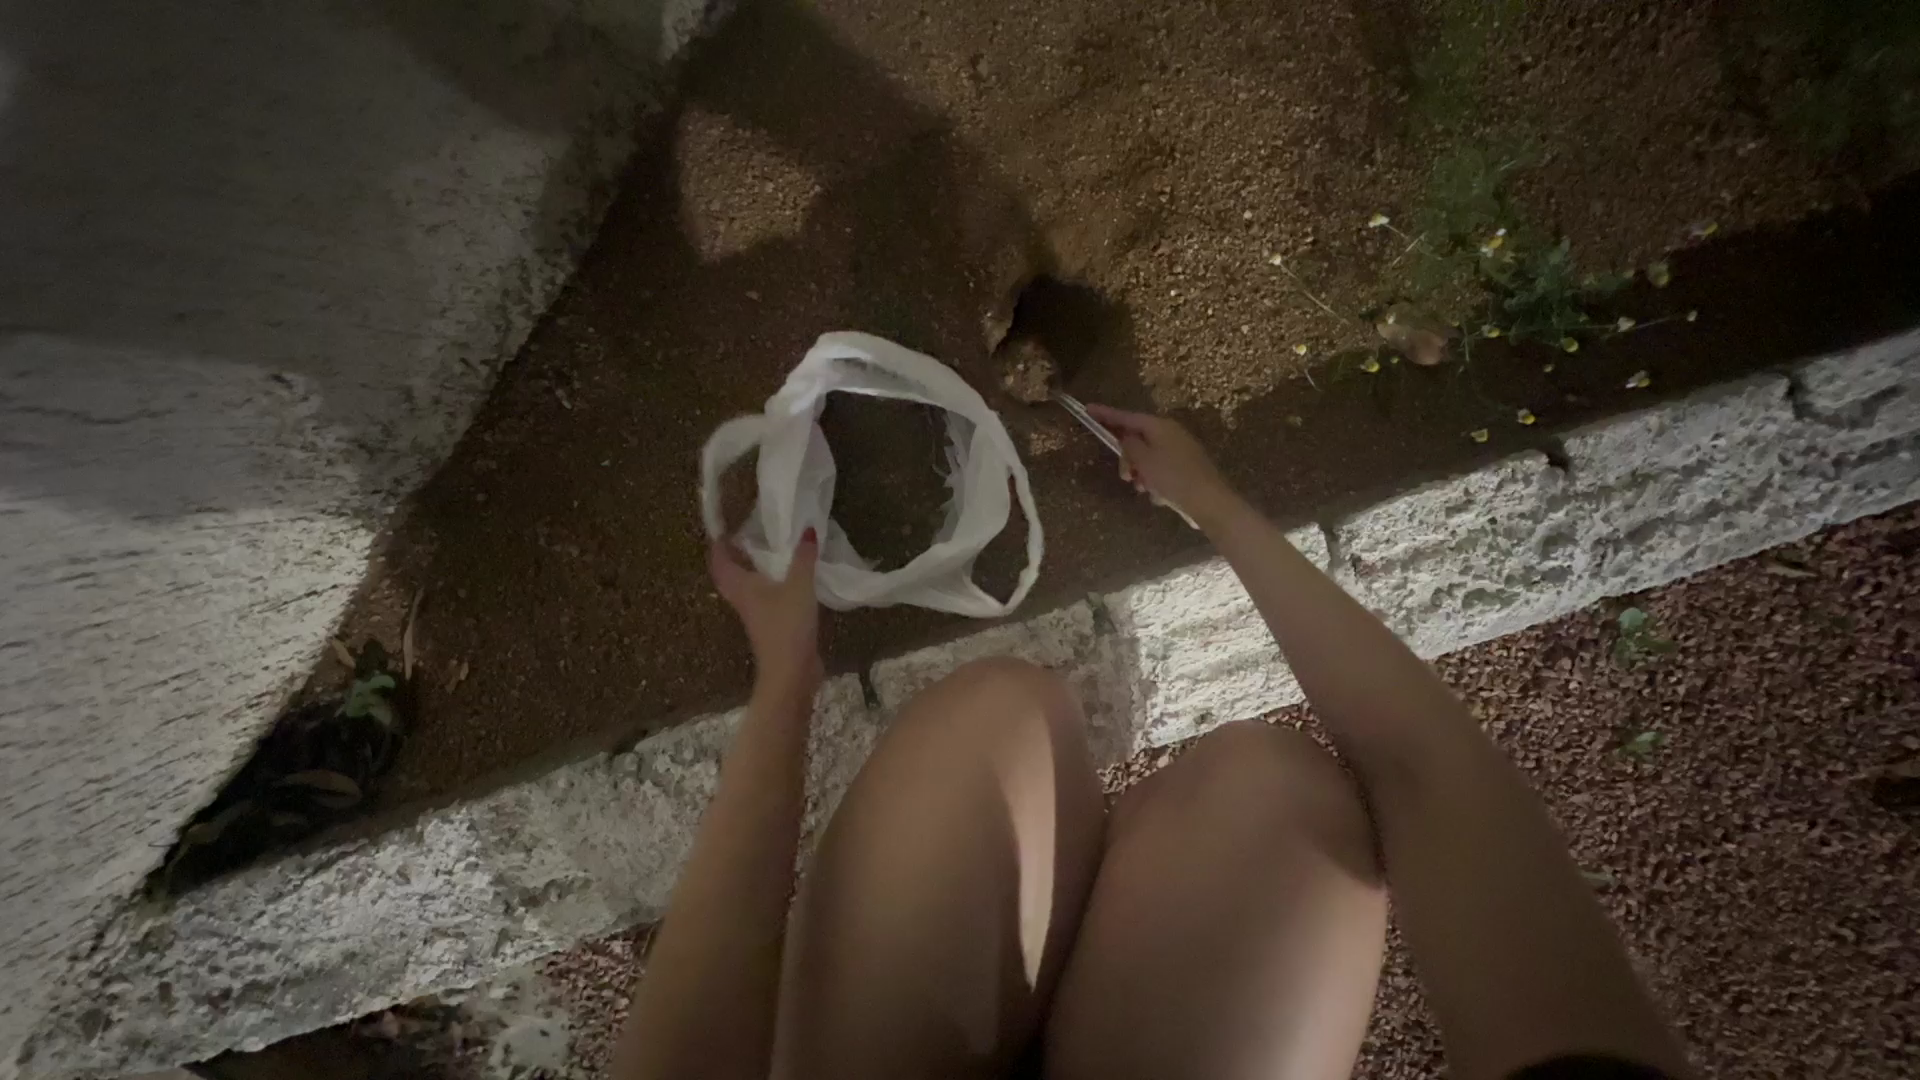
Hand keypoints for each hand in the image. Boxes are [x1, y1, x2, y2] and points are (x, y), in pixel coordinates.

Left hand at [710, 530, 822, 697]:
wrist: (791, 672)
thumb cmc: (787, 625)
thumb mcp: (799, 586)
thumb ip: (803, 558)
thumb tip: (808, 529)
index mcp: (741, 587)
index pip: (720, 562)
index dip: (719, 545)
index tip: (724, 529)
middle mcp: (743, 600)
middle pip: (730, 576)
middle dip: (733, 558)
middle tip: (744, 539)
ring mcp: (757, 616)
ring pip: (747, 588)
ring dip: (752, 572)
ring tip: (767, 554)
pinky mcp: (772, 627)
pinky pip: (765, 600)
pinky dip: (770, 587)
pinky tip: (787, 581)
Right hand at [1082, 404, 1239, 527]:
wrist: (1208, 500)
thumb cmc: (1172, 477)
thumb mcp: (1144, 460)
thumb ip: (1129, 446)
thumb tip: (1126, 437)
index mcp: (1160, 426)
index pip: (1127, 417)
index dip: (1106, 415)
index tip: (1088, 409)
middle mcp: (1170, 434)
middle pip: (1137, 440)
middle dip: (1128, 459)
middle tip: (1126, 477)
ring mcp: (1180, 450)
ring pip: (1148, 458)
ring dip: (1141, 474)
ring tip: (1145, 489)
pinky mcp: (1185, 468)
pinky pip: (1161, 471)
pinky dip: (1155, 482)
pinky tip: (1160, 496)